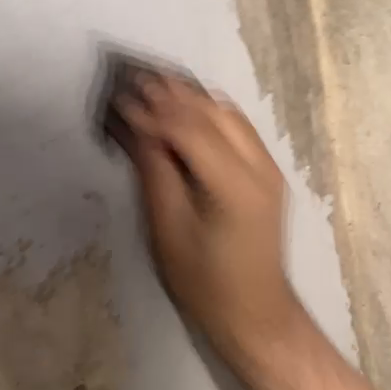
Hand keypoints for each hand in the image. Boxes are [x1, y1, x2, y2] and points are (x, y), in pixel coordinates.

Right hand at [110, 74, 297, 354]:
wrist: (255, 311)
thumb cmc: (205, 282)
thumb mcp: (168, 229)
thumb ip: (155, 172)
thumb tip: (136, 126)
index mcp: (236, 185)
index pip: (191, 130)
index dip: (154, 111)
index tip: (121, 96)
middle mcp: (260, 168)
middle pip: (215, 113)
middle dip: (174, 94)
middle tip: (135, 78)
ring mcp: (270, 169)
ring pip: (231, 115)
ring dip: (194, 99)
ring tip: (155, 86)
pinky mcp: (269, 174)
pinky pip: (240, 129)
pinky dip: (212, 114)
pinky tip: (185, 110)